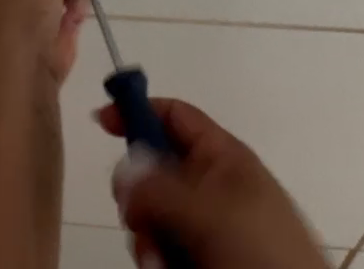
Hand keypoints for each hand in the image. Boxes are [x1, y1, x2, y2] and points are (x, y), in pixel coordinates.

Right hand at [100, 98, 329, 268]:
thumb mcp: (209, 212)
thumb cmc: (263, 255)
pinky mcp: (204, 261)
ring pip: (153, 217)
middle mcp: (212, 187)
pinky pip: (163, 250)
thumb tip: (122, 174)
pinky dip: (158, 261)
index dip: (137, 110)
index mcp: (222, 158)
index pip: (173, 115)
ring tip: (162, 263)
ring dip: (148, 238)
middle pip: (153, 171)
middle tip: (138, 219)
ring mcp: (208, 228)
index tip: (100, 123)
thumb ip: (158, 187)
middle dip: (138, 197)